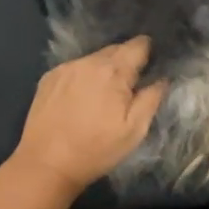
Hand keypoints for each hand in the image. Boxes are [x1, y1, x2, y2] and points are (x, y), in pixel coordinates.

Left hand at [9, 38, 166, 192]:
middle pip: (115, 50)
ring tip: (102, 95)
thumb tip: (162, 78)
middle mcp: (88, 61)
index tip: (151, 66)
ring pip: (93, 59)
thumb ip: (151, 98)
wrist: (46, 163)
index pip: (138, 45)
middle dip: (126, 63)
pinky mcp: (48, 78)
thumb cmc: (96, 149)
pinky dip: (83, 77)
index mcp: (113, 71)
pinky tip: (80, 99)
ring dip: (103, 70)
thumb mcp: (134, 130)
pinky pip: (74, 69)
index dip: (148, 52)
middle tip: (128, 88)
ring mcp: (65, 68)